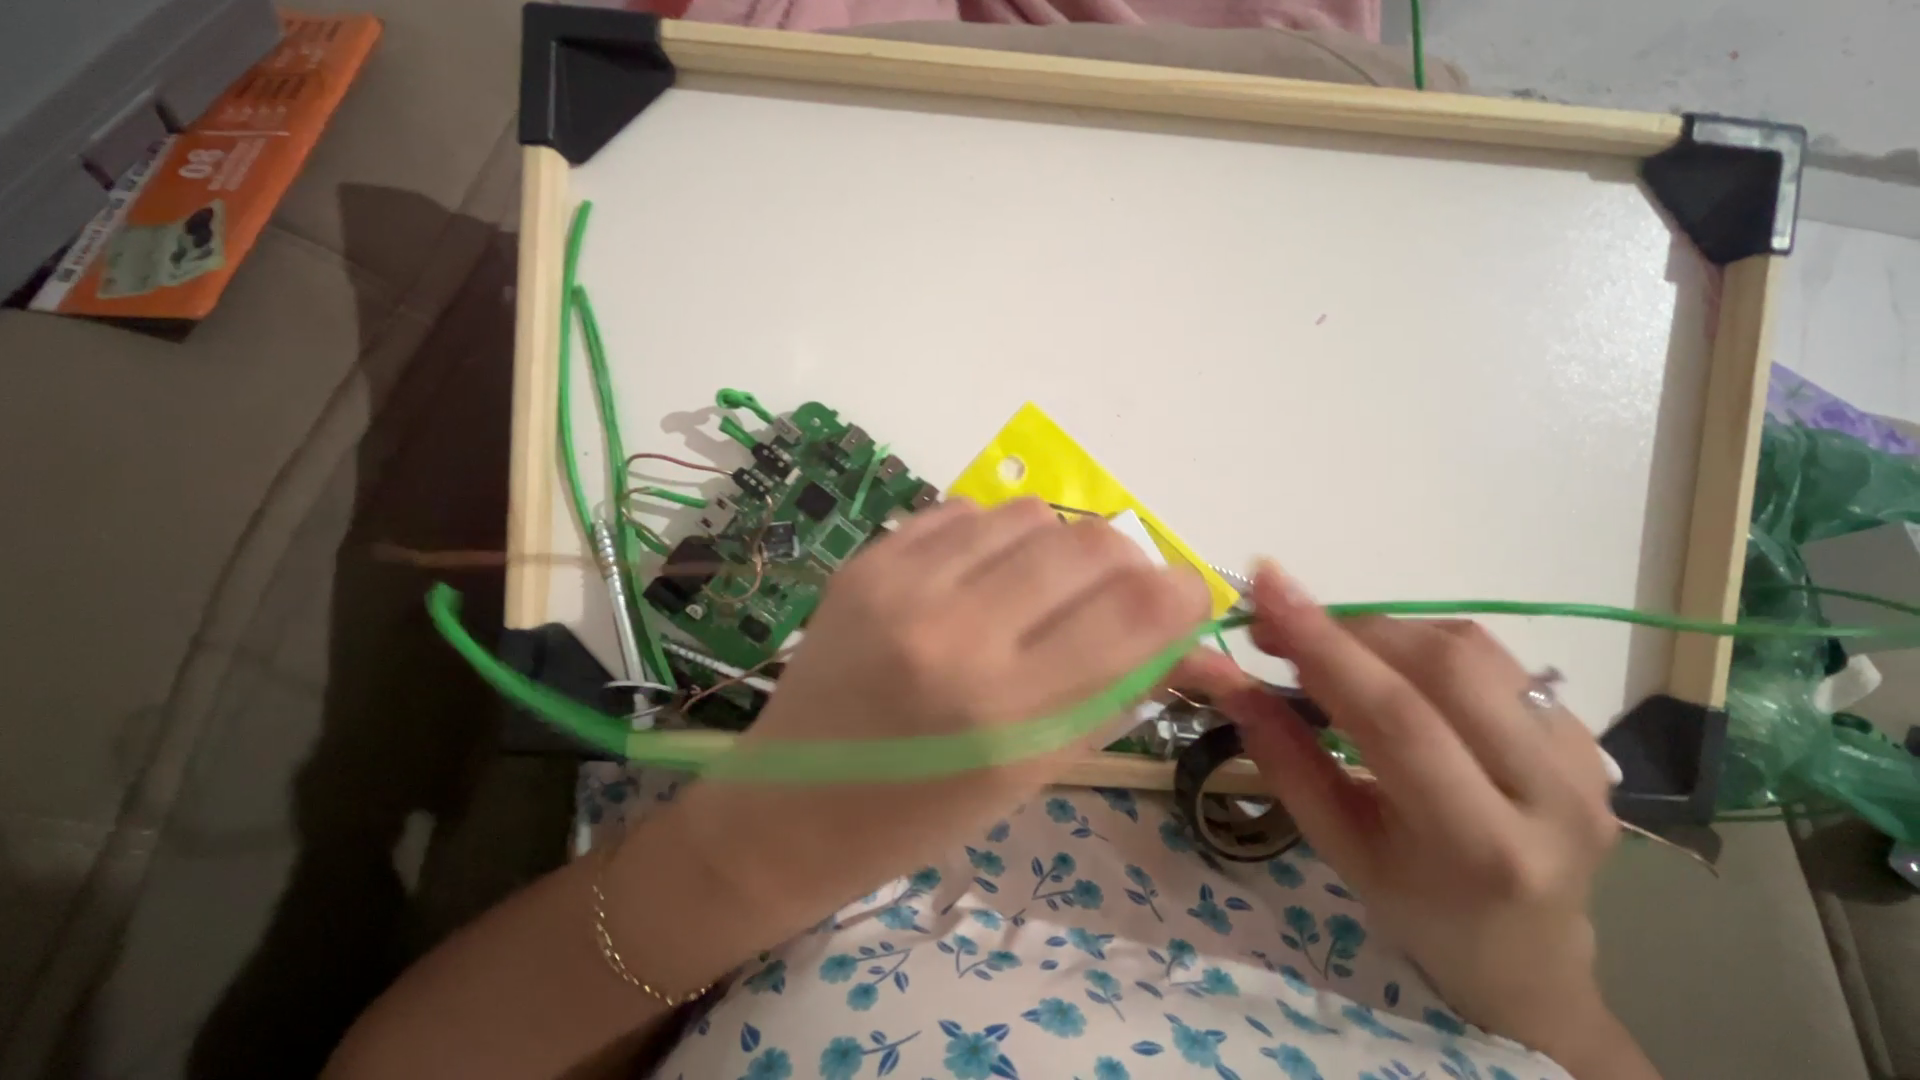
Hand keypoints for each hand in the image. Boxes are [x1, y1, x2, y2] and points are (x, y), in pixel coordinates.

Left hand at [667, 497, 1211, 919]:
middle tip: (1115, 594)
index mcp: (1012, 712)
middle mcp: (960, 634)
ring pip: (1029, 513)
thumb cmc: (922, 814)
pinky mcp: (865, 561)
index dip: (1183, 592)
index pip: (1140, 609)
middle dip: (1127, 563)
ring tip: (1038, 587)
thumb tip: (1184, 631)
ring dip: (1057, 544)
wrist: (793, 807)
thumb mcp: (1033, 772)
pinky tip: (979, 577)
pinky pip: (963, 511)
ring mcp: (903, 587)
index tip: (1183, 600)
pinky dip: (992, 537)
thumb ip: (1115, 692)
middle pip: (1092, 543)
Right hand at [1184, 561, 1635, 1067]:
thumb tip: (1228, 680)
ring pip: (1475, 649)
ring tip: (1336, 652)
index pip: (1397, 719)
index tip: (1267, 587)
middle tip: (1283, 627)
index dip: (1325, 644)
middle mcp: (1551, 796)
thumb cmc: (1415, 907)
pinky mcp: (1592, 739)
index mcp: (1478, 845)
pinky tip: (1401, 679)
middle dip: (1352, 629)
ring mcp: (1584, 762)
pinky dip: (1429, 651)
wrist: (1526, 954)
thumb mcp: (1338, 845)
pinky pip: (1499, 662)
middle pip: (1446, 666)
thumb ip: (1285, 758)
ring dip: (1388, 634)